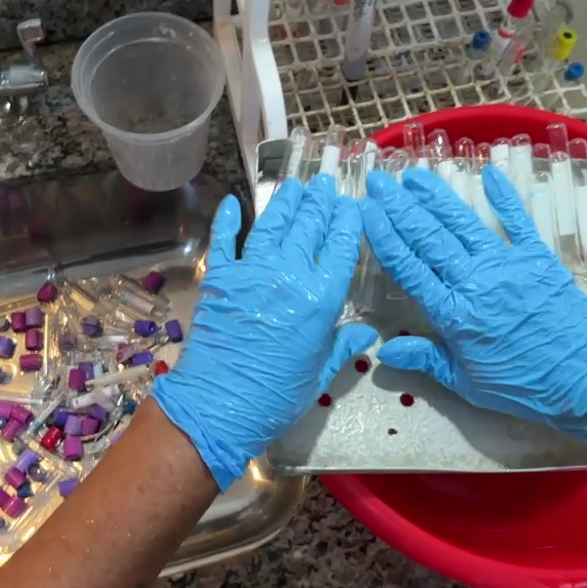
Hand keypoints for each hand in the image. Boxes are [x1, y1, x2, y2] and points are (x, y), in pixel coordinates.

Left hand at [153, 175, 377, 489]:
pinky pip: (225, 241)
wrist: (220, 404)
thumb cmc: (277, 396)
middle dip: (319, 203)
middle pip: (309, 228)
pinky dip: (228, 220)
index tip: (352, 204)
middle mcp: (289, 276)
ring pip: (272, 226)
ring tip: (294, 185)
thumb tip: (366, 332)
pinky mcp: (220, 278)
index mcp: (321, 299)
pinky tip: (235, 203)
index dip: (348, 222)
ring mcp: (252, 273)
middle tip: (324, 183)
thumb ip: (343, 345)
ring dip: (285, 202)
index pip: (342, 249)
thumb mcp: (320, 373)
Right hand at [359, 166, 586, 469]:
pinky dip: (504, 196)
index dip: (384, 236)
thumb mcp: (467, 384)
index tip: (364, 211)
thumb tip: (381, 351)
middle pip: (429, 238)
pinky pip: (518, 221)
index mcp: (453, 314)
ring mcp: (507, 265)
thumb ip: (426, 360)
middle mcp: (475, 281)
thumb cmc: (526, 387)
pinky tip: (489, 172)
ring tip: (413, 175)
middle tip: (378, 181)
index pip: (409, 267)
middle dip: (400, 207)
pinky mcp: (538, 259)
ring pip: (463, 224)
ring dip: (436, 197)